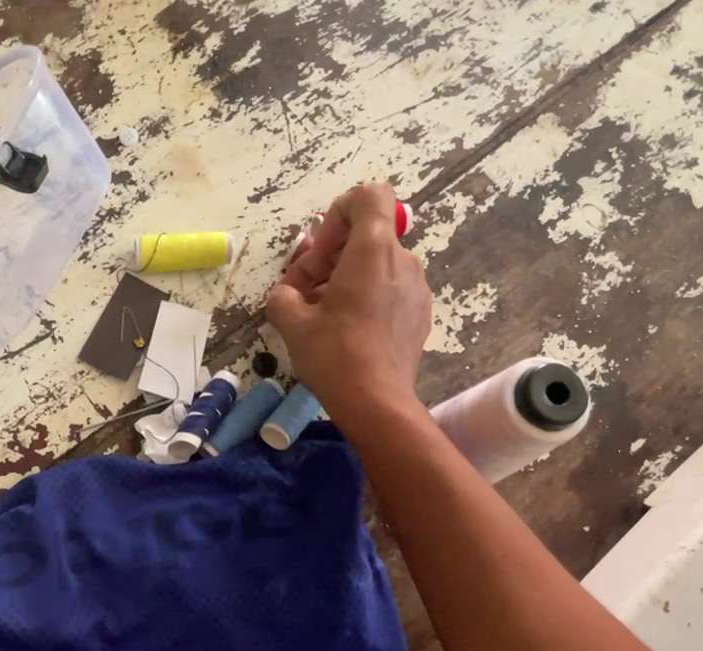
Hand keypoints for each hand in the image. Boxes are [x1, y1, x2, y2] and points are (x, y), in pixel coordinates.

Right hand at [266, 181, 433, 422]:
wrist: (376, 403)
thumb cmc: (333, 356)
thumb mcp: (291, 323)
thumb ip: (283, 295)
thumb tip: (287, 293)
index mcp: (373, 251)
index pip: (367, 196)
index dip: (337, 213)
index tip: (320, 252)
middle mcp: (402, 259)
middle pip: (366, 235)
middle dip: (331, 256)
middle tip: (305, 293)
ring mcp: (416, 287)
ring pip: (376, 264)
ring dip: (345, 279)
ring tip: (322, 316)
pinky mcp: (419, 312)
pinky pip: (389, 289)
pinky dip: (366, 298)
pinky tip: (348, 332)